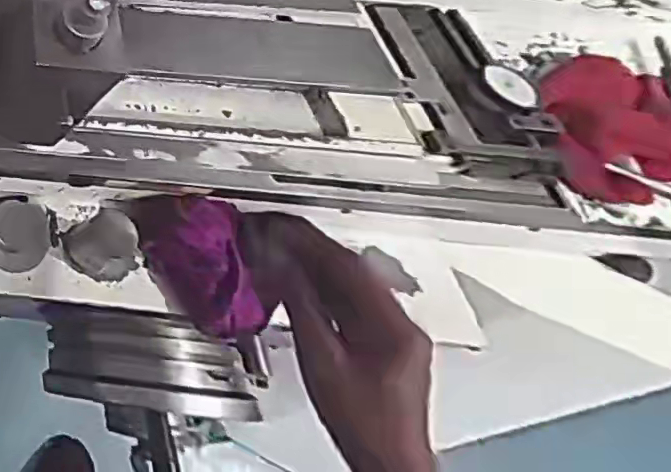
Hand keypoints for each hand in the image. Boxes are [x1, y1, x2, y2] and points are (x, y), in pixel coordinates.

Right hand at [244, 213, 434, 471]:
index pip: (343, 263)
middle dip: (306, 243)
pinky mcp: (384, 339)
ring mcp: (395, 330)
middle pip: (348, 266)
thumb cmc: (361, 423)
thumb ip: (300, 302)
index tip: (275, 222)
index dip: (305, 238)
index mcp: (392, 324)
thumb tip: (279, 260)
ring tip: (279, 243)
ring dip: (311, 258)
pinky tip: (298, 273)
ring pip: (349, 279)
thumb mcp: (320, 357)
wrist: (387, 465)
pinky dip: (320, 279)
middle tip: (272, 226)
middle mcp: (399, 322)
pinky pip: (349, 294)